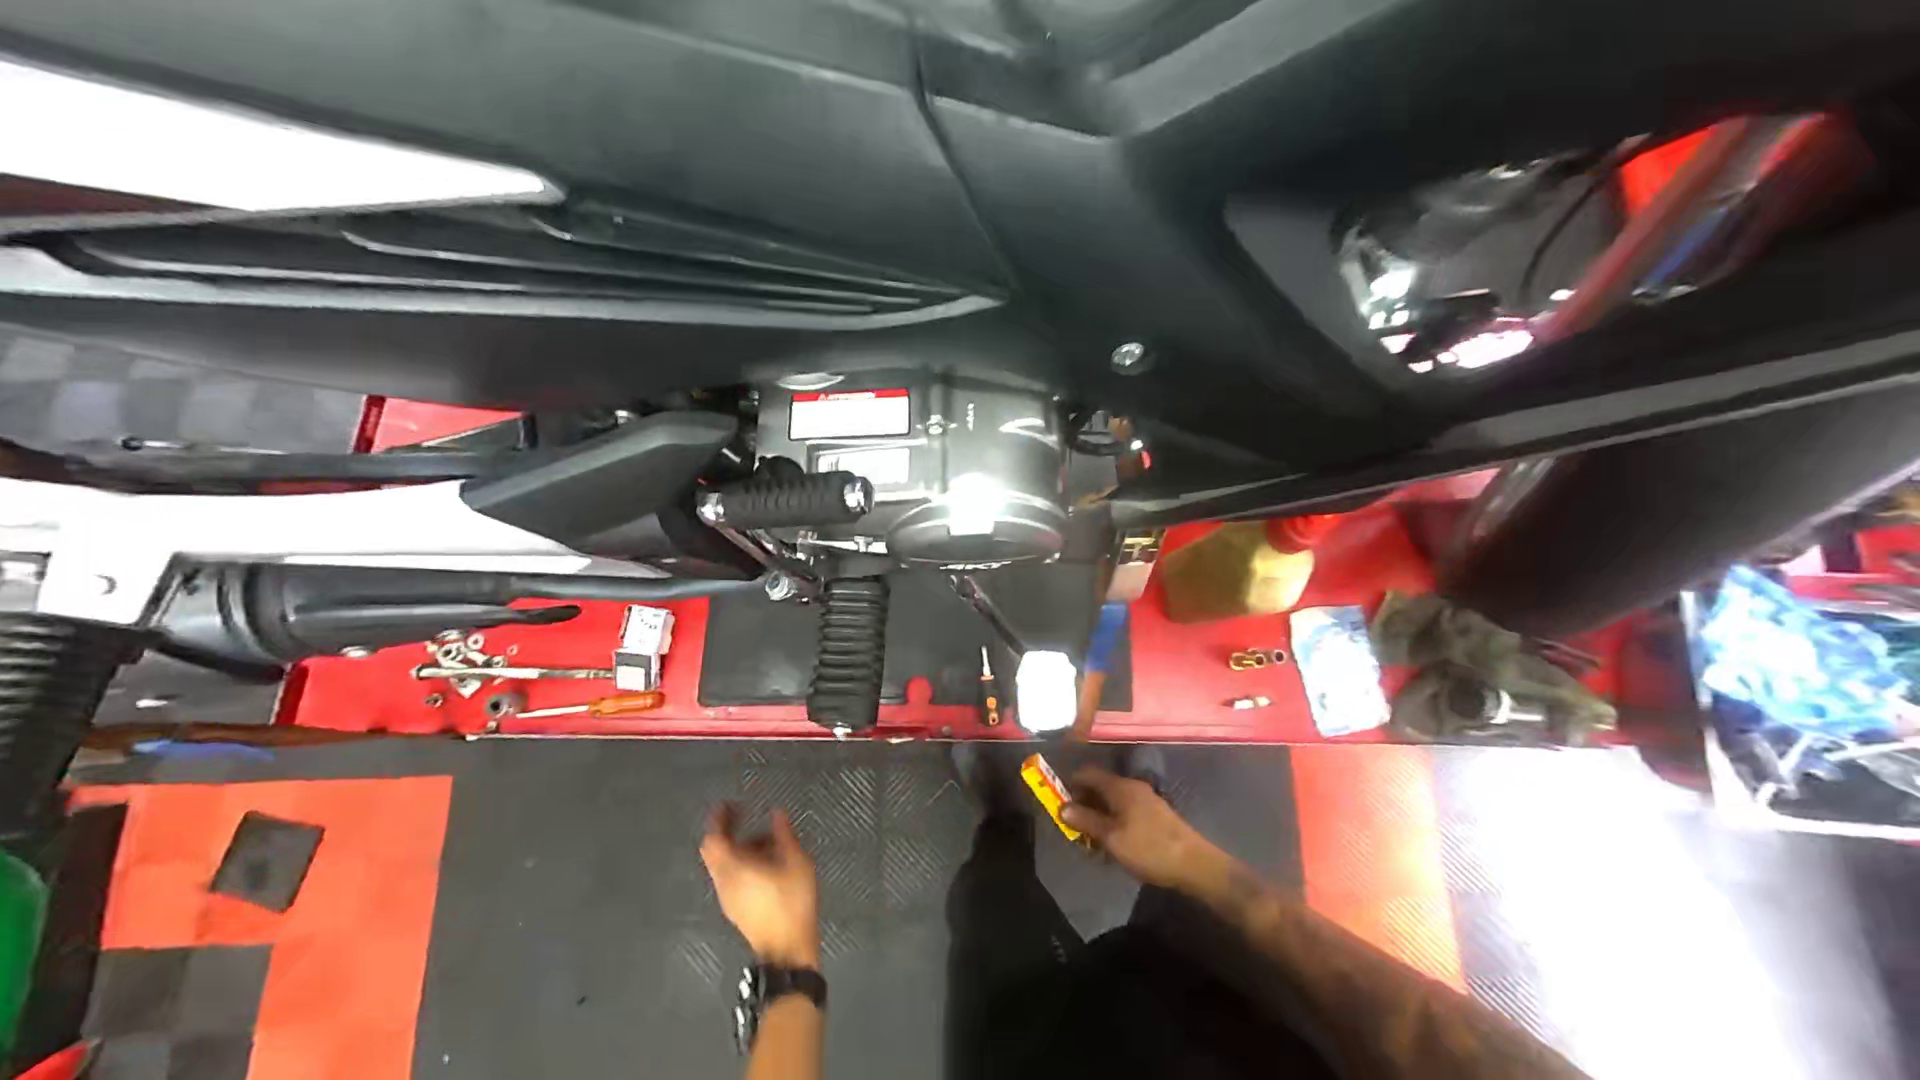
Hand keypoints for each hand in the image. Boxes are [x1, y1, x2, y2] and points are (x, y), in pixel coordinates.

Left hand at [700, 804, 819, 968]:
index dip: (720, 818)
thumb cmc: (792, 903)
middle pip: (714, 851)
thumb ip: (783, 834)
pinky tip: (766, 864)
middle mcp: (724, 882)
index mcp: (735, 868)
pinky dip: (741, 863)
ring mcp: (727, 897)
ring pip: (722, 864)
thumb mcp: (796, 861)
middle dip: (726, 831)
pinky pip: (730, 877)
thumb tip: (777, 813)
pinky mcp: (734, 908)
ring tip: (767, 842)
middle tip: (742, 816)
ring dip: (738, 847)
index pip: (715, 837)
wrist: (788, 949)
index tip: (730, 804)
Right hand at [1061, 766, 1223, 888]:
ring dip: (1098, 816)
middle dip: (1083, 804)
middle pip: (1099, 787)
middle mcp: (1132, 787)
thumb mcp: (1111, 837)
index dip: (1070, 784)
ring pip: (1112, 801)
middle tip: (1073, 827)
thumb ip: (1086, 820)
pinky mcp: (1154, 815)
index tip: (1059, 803)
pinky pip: (1125, 811)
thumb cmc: (1148, 848)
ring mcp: (1145, 800)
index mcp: (1120, 787)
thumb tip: (1062, 807)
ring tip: (1090, 840)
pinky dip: (1113, 822)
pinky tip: (1112, 843)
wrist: (1194, 864)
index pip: (1087, 773)